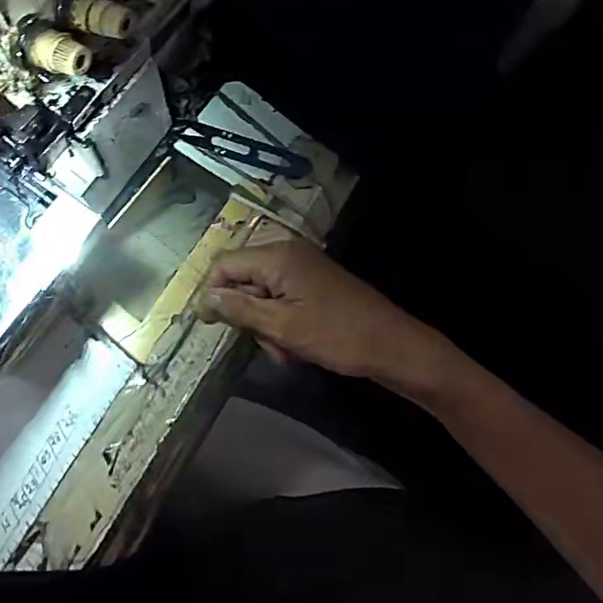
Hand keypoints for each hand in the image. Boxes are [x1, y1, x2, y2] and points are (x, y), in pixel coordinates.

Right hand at [196, 235, 461, 399]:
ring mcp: (301, 265)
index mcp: (276, 255)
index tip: (211, 324)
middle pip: (243, 278)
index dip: (213, 293)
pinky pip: (281, 295)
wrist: (396, 347)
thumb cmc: (338, 336)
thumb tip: (205, 298)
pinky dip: (281, 319)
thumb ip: (239, 309)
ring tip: (285, 351)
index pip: (224, 264)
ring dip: (265, 323)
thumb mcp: (282, 327)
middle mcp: (286, 252)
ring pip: (261, 292)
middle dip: (247, 314)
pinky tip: (297, 344)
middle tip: (265, 344)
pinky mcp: (313, 280)